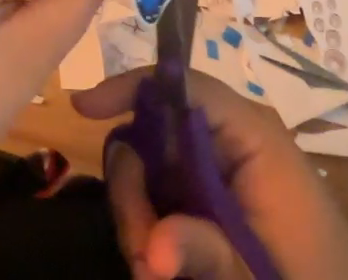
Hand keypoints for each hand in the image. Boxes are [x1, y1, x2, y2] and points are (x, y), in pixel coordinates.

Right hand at [74, 71, 347, 279]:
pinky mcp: (204, 205)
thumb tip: (154, 250)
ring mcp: (211, 174)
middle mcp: (225, 144)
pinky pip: (156, 202)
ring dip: (137, 222)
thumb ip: (211, 255)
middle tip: (143, 252)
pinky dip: (149, 236)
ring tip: (156, 275)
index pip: (184, 86)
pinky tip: (160, 272)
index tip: (83, 109)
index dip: (132, 87)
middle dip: (133, 190)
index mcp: (251, 138)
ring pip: (145, 171)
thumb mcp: (264, 274)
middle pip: (150, 132)